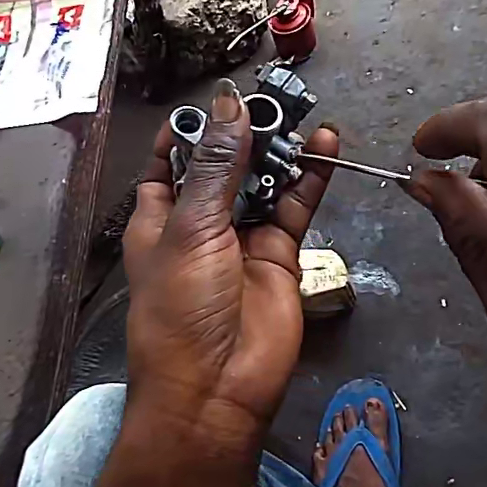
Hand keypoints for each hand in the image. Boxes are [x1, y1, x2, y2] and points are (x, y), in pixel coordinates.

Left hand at [44, 82, 336, 486]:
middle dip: (247, 132)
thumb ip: (216, 168)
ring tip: (304, 114)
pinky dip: (311, 177)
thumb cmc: (183, 306)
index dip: (192, 129)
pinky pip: (296, 206)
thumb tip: (230, 110)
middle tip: (275, 98)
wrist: (219, 389)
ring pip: (265, 181)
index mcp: (160, 215)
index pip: (171, 161)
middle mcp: (201, 222)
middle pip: (225, 164)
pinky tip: (327, 146)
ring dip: (283, 149)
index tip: (219, 101)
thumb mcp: (191, 229)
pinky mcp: (281, 253)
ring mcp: (243, 237)